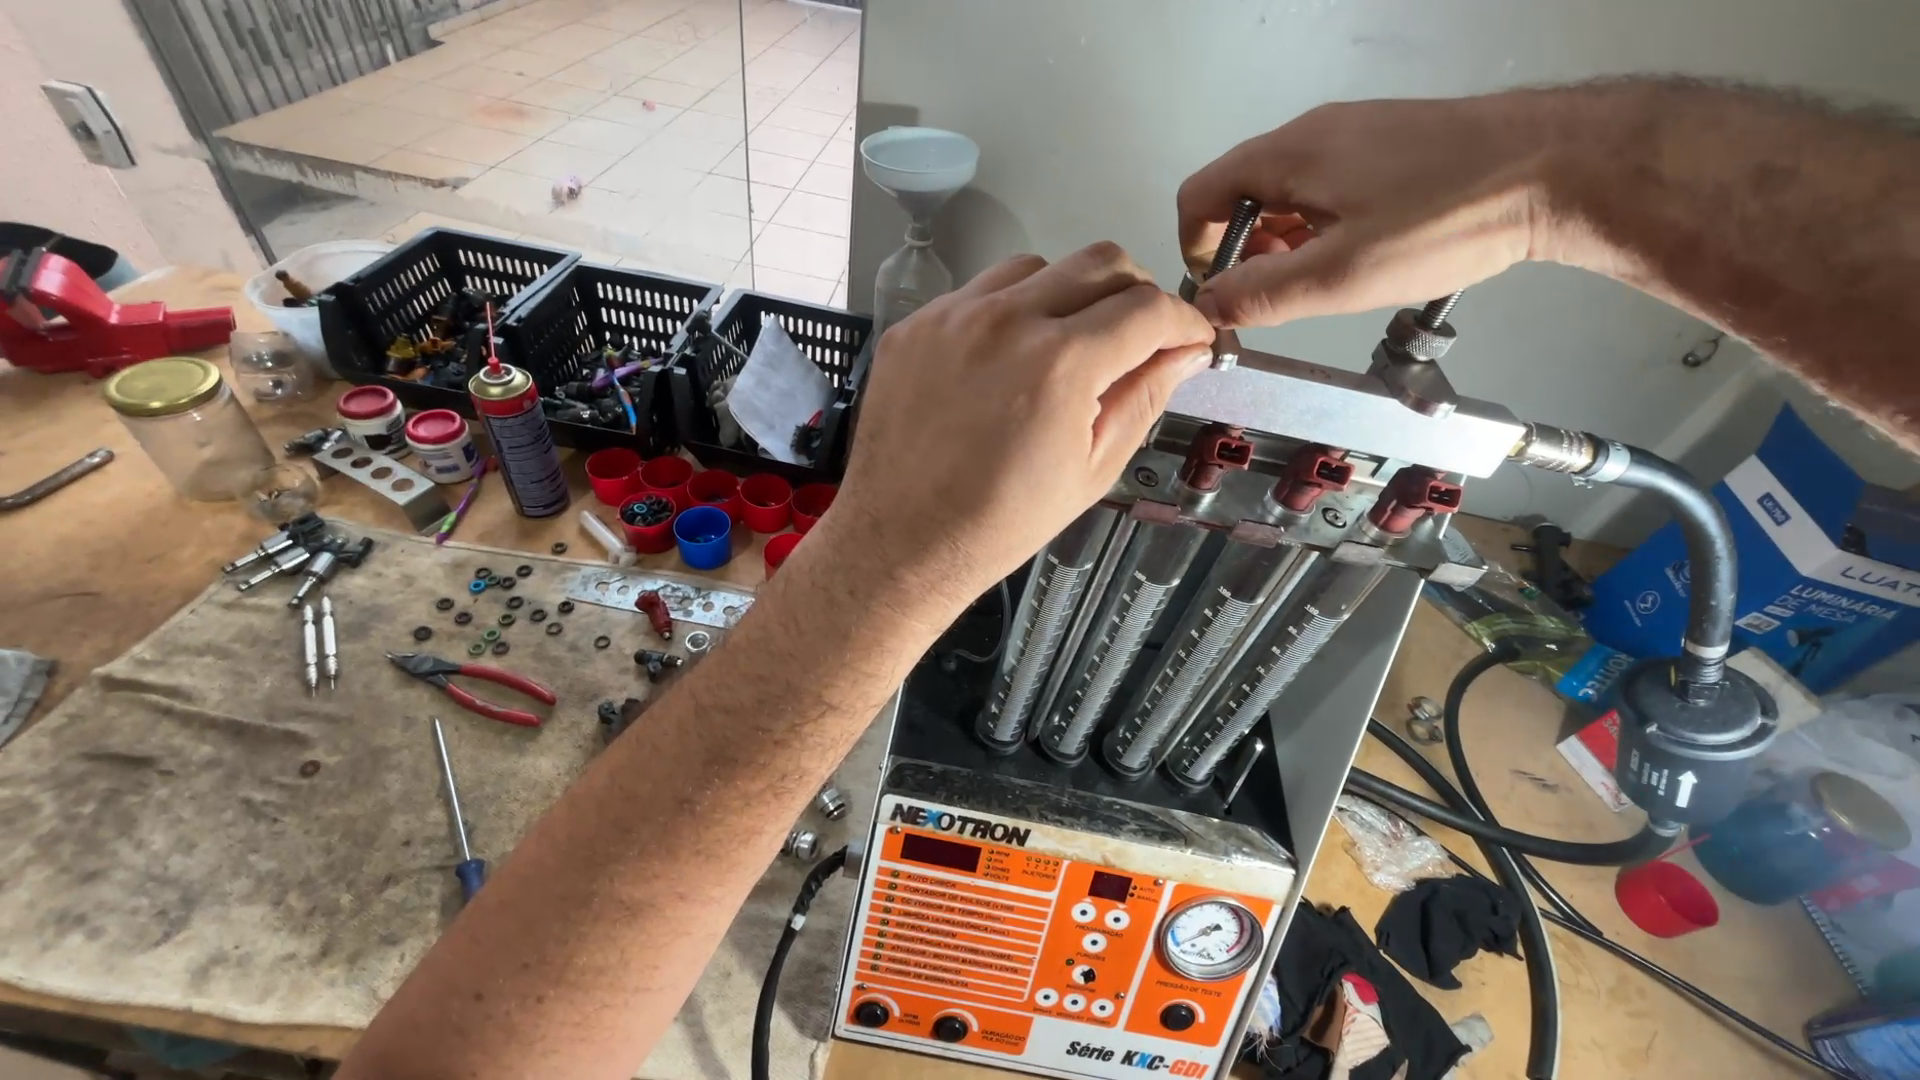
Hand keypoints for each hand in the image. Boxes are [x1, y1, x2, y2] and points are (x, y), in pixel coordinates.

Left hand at [818, 243, 1213, 615]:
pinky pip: (979, 292)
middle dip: (1136, 293)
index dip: (1184, 321)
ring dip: (1069, 293)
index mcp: (1061, 363)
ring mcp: (952, 316)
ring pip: (1037, 267)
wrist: (903, 539)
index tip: (1189, 339)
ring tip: (1067, 344)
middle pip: (1100, 262)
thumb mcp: (1093, 469)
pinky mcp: (914, 325)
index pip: (1148, 308)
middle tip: (1138, 336)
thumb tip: (1184, 353)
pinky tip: (1007, 358)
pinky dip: (1010, 311)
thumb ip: (1143, 397)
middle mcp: (1006, 320)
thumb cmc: (1003, 521)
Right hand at [1176, 94, 1552, 326]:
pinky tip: (1359, 250)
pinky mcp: (1390, 141)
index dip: (1195, 248)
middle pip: (1240, 192)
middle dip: (1243, 250)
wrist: (1564, 166)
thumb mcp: (1337, 276)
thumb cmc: (1444, 221)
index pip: (1200, 194)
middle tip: (1278, 293)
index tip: (1225, 290)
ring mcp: (1355, 131)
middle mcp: (1314, 132)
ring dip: (1282, 241)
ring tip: (1322, 278)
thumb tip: (1204, 308)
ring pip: (1285, 190)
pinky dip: (1318, 223)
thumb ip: (1259, 296)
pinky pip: (1325, 183)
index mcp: (1289, 154)